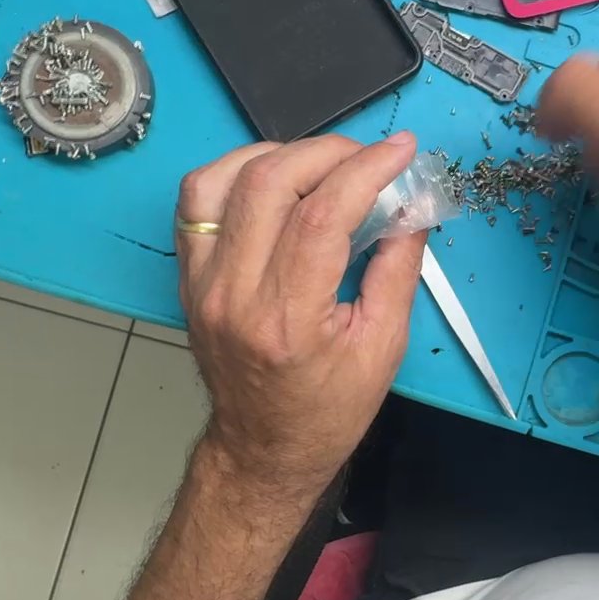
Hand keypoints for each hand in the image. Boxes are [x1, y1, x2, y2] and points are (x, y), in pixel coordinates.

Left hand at [174, 133, 426, 492]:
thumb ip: (398, 267)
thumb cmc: (330, 409)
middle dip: (328, 152)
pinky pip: (196, 199)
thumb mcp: (384, 346)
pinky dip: (236, 172)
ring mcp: (200, 282)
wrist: (263, 449)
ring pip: (221, 178)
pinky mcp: (187, 276)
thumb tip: (411, 204)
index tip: (401, 150)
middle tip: (366, 158)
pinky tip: (274, 180)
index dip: (367, 169)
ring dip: (278, 155)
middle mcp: (232, 293)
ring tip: (321, 166)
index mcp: (288, 319)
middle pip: (269, 183)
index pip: (322, 215)